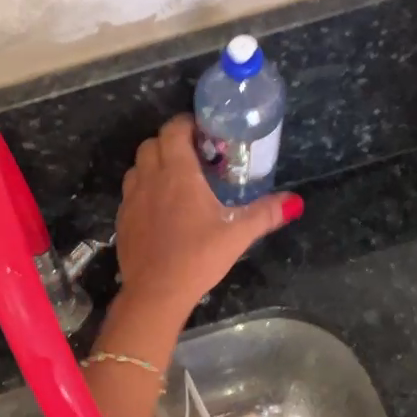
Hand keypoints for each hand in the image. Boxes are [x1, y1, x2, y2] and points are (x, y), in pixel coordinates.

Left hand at [114, 115, 301, 314]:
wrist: (156, 292)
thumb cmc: (198, 258)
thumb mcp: (237, 235)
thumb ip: (265, 214)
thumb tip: (294, 202)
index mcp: (177, 173)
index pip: (174, 130)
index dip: (186, 124)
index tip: (203, 132)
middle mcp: (150, 179)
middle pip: (152, 143)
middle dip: (169, 142)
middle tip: (192, 156)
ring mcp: (131, 200)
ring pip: (136, 167)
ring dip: (153, 165)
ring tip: (174, 180)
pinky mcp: (122, 220)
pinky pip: (130, 193)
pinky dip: (142, 191)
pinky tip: (158, 210)